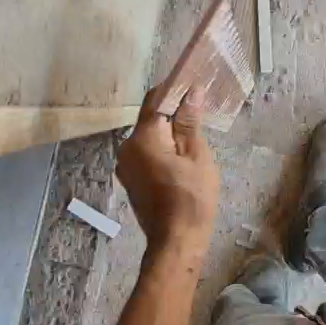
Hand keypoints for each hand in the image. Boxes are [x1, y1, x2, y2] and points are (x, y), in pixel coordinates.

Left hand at [117, 93, 220, 258]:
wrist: (176, 242)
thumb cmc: (192, 197)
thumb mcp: (197, 155)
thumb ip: (190, 122)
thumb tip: (192, 92)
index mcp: (142, 138)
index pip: (155, 99)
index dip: (174, 88)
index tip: (192, 82)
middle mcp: (127, 148)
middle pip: (150, 118)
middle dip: (173, 111)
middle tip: (199, 109)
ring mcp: (126, 166)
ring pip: (149, 137)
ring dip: (168, 131)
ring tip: (195, 133)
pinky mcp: (132, 180)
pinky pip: (146, 154)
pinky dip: (162, 148)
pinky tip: (181, 155)